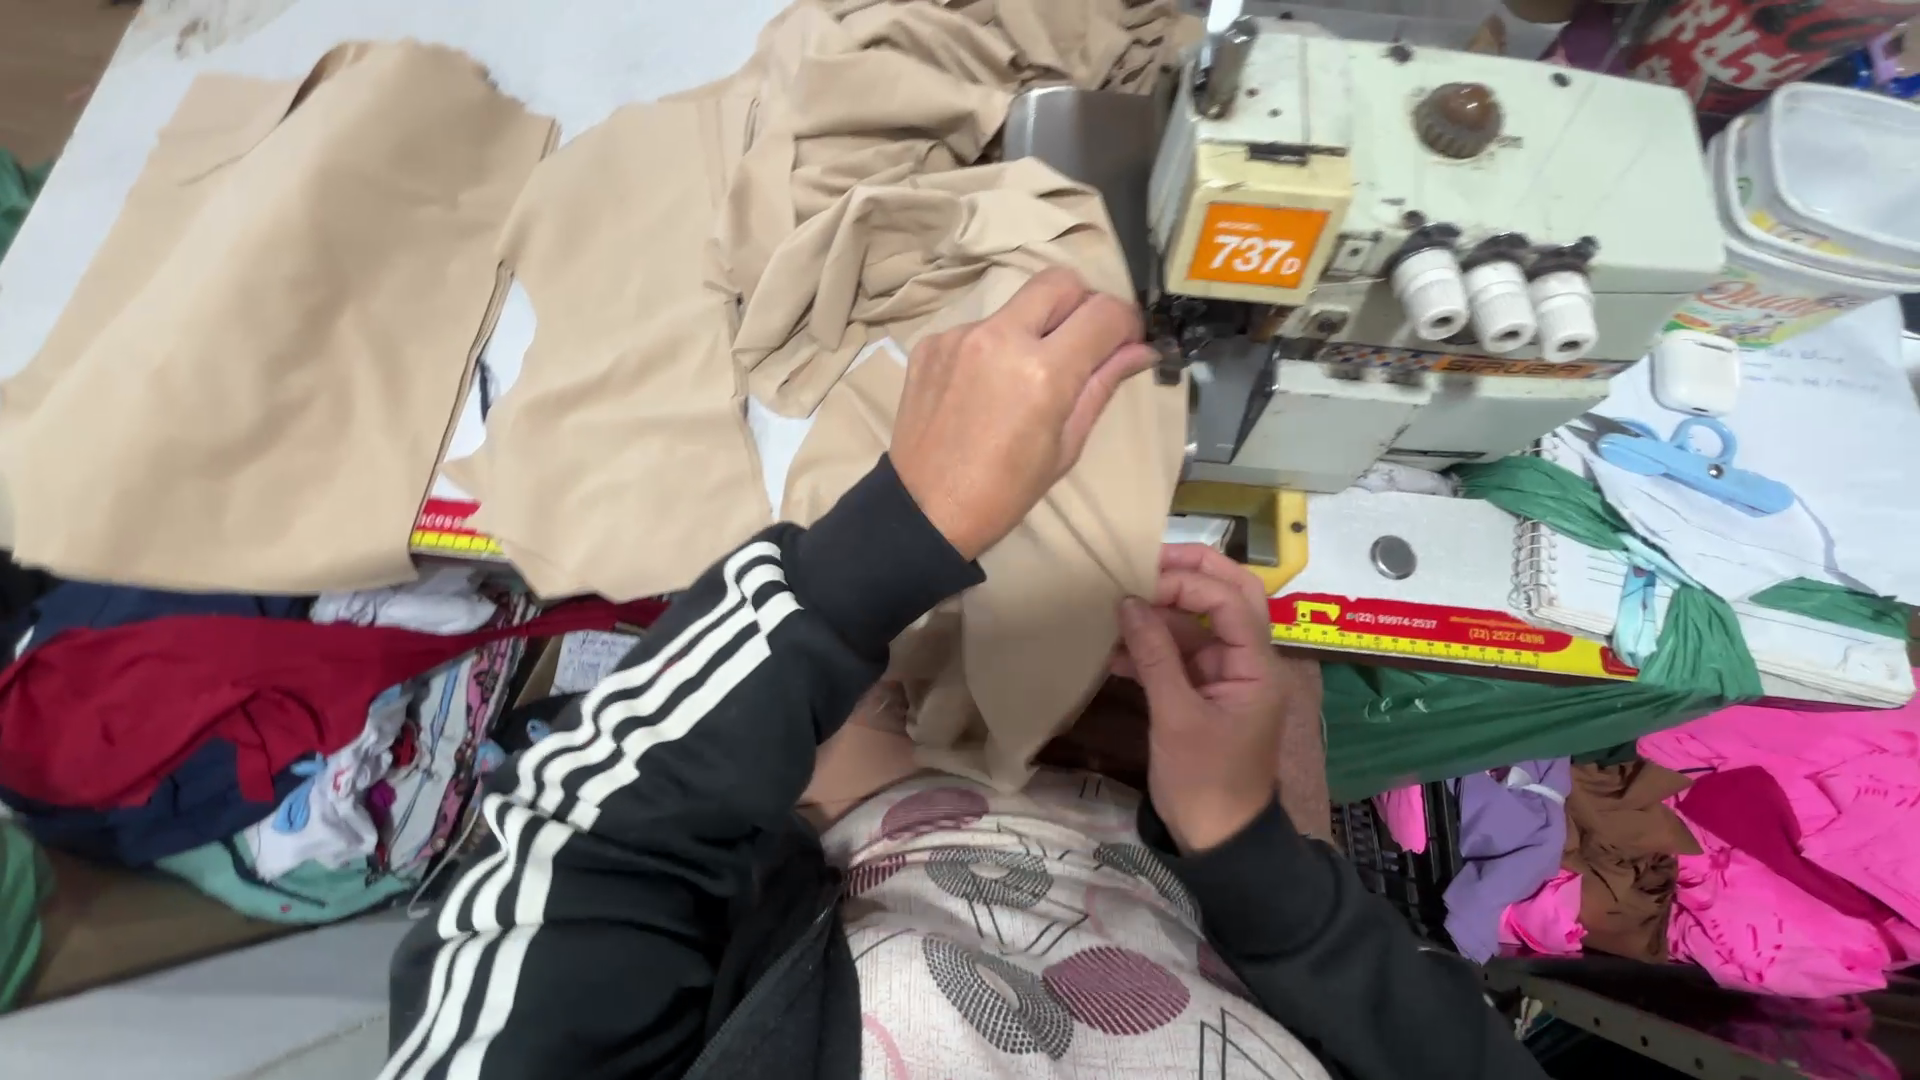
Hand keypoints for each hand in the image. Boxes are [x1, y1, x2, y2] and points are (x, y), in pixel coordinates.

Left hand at [891, 268, 1156, 559]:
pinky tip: (984, 388)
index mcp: (1042, 372)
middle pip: (1059, 282)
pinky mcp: (930, 344)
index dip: (1126, 322)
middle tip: (1082, 343)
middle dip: (1082, 304)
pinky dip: (994, 347)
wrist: (926, 511)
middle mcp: (1000, 338)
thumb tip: (1141, 350)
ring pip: (1015, 305)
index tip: (1126, 341)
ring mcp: (959, 336)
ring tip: (1024, 377)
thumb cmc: (1005, 492)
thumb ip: (1101, 386)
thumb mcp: (1065, 446)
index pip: (1104, 312)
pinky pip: (978, 327)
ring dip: (1034, 327)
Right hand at [1111, 544, 1324, 852]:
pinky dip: (1149, 646)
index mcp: (1257, 666)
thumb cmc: (1204, 781)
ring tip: (1115, 604)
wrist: (1216, 839)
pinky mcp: (1202, 690)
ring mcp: (1225, 674)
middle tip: (1144, 560)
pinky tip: (1113, 649)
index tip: (1139, 583)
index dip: (1186, 583)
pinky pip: (1178, 653)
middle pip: (1228, 595)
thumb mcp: (1176, 718)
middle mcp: (1247, 660)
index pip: (1229, 601)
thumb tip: (1127, 602)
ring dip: (1159, 612)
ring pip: (1197, 623)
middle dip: (1189, 572)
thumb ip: (1154, 656)